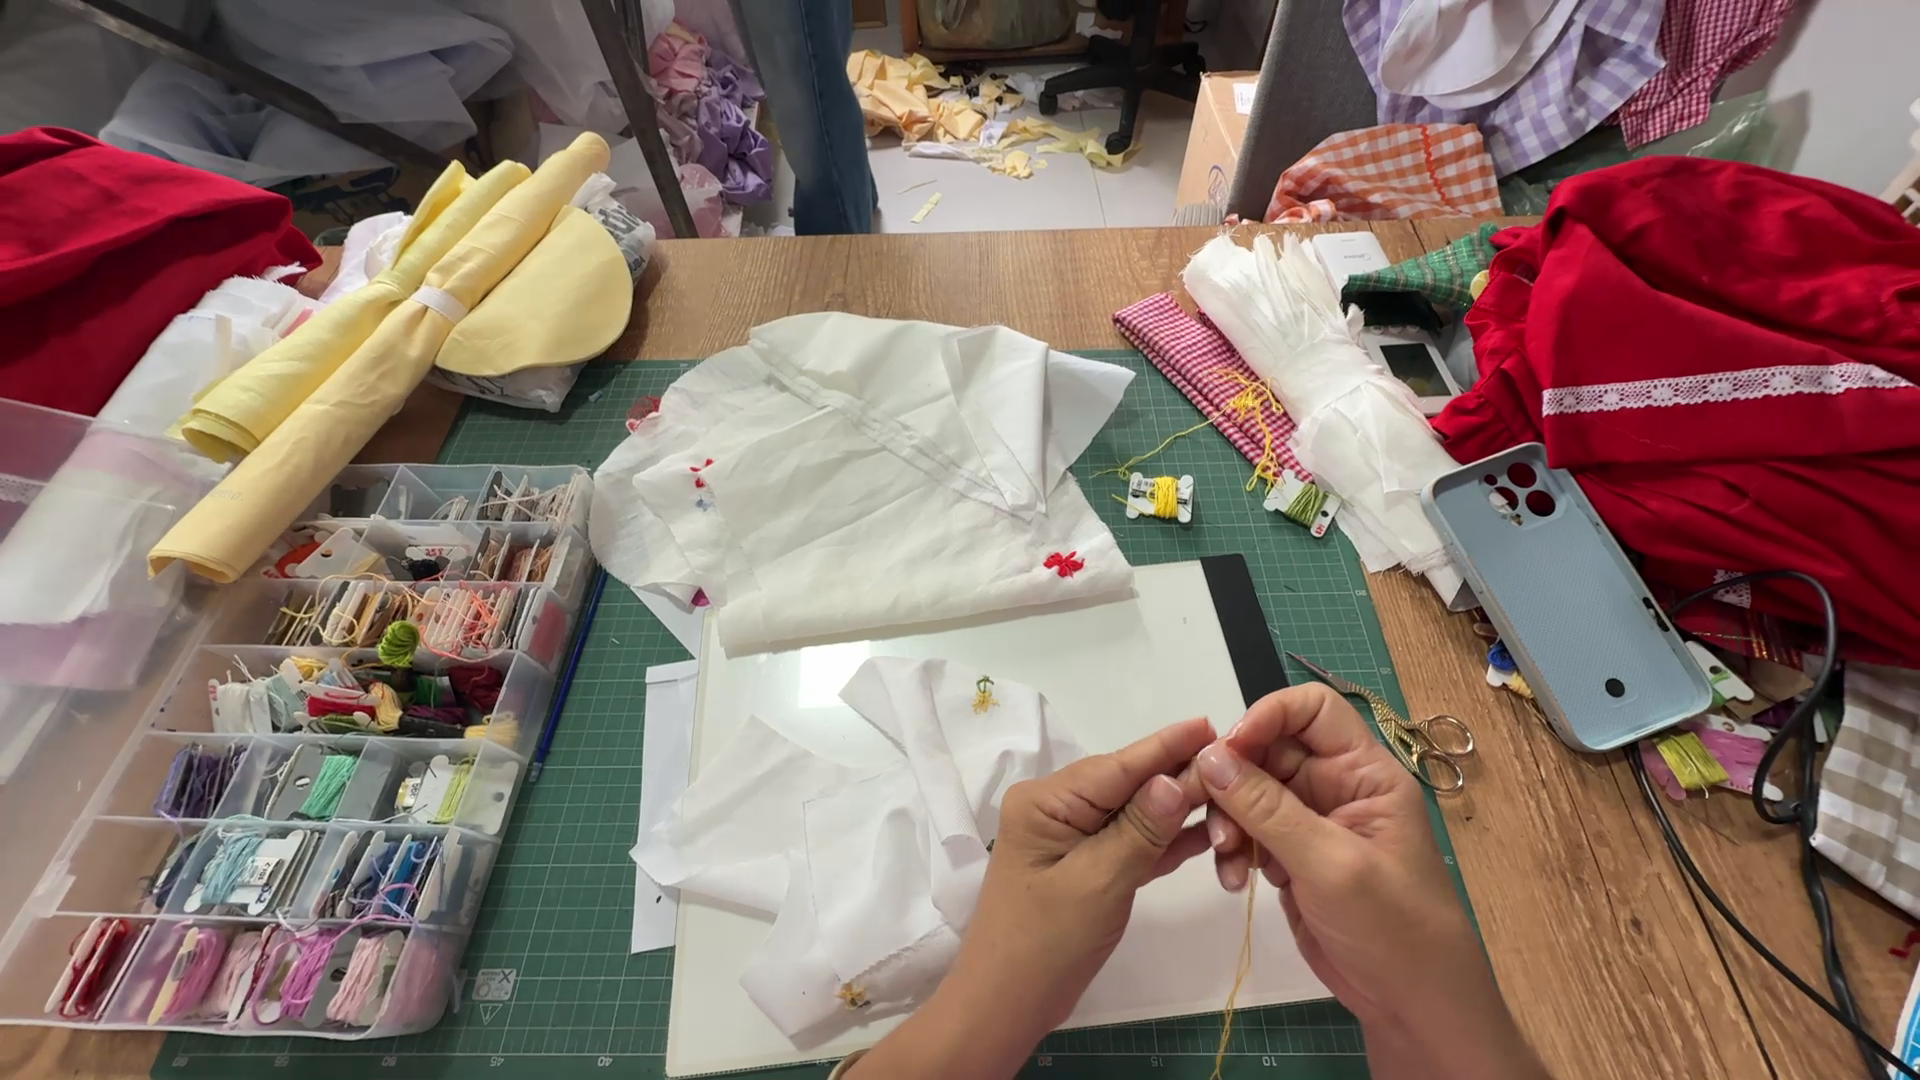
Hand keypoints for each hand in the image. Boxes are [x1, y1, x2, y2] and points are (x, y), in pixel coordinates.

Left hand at [848, 716, 1215, 1079]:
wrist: (1006, 1006)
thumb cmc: (1045, 943)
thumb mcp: (1097, 882)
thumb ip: (1138, 830)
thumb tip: (1174, 778)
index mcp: (1045, 800)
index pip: (1116, 766)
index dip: (1165, 746)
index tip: (1209, 723)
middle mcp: (1056, 807)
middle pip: (1127, 784)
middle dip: (1178, 778)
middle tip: (1234, 767)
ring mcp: (1070, 835)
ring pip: (1133, 812)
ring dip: (1177, 810)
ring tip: (1228, 795)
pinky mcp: (1085, 863)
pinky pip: (1130, 841)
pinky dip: (1164, 840)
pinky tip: (1204, 831)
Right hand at [1195, 685, 1547, 1079]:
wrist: (1414, 1011)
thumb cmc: (1393, 929)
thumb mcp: (1330, 863)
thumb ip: (1266, 806)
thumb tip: (1209, 755)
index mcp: (1364, 772)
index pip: (1311, 710)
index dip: (1267, 716)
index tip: (1228, 748)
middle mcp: (1335, 785)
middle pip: (1268, 749)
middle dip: (1234, 778)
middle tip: (1212, 815)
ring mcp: (1311, 820)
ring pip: (1248, 788)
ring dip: (1229, 818)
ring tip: (1226, 858)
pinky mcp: (1291, 853)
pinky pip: (1247, 828)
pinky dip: (1232, 847)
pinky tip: (1232, 878)